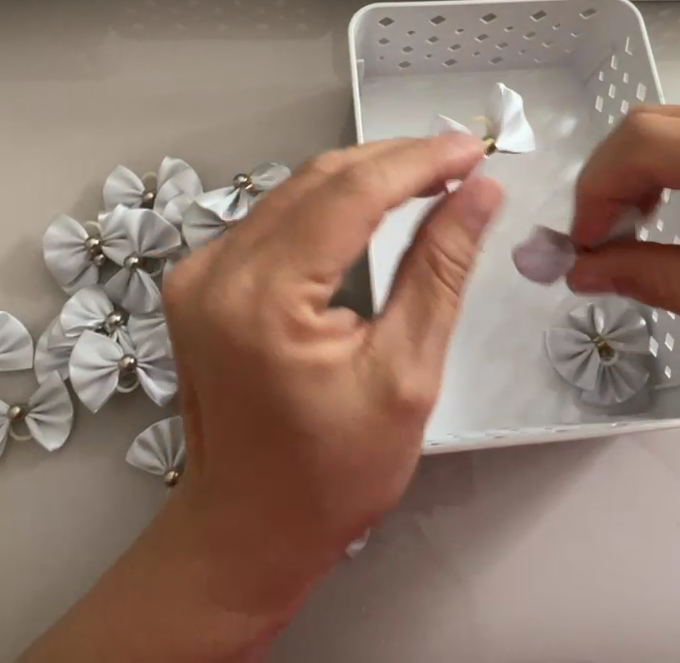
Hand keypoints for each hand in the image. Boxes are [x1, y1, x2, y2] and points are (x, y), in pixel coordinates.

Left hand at [160, 135, 501, 618]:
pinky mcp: (200, 281)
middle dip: (394, 161)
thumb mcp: (406, 375)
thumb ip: (440, 271)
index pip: (351, 194)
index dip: (418, 162)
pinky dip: (329, 204)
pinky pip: (274, 218)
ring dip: (364, 177)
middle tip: (460, 161)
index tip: (474, 149)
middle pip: (318, 180)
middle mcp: (217, 270)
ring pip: (295, 191)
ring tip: (429, 177)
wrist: (245, 530)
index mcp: (264, 298)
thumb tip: (480, 193)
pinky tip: (372, 206)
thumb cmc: (333, 474)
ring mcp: (199, 273)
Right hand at [566, 106, 679, 415]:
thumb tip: (581, 269)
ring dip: (640, 172)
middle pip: (658, 122)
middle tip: (599, 245)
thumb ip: (662, 281)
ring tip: (633, 233)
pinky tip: (679, 212)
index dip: (597, 189)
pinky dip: (676, 168)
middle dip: (610, 179)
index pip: (649, 141)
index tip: (583, 249)